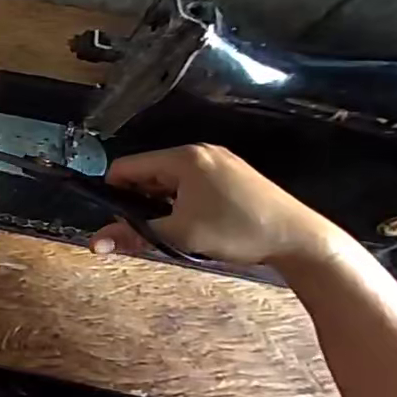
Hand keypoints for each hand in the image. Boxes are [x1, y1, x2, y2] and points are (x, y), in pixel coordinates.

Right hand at [89, 144, 347, 266]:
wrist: (303, 241)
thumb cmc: (237, 231)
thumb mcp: (179, 235)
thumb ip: (132, 235)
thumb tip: (93, 244)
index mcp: (183, 158)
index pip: (126, 167)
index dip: (113, 192)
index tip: (116, 218)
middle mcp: (199, 152)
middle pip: (148, 172)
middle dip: (139, 200)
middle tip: (146, 227)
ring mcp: (219, 162)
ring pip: (169, 180)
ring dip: (161, 203)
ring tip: (172, 228)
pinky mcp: (233, 175)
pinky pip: (191, 183)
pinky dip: (182, 201)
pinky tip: (194, 222)